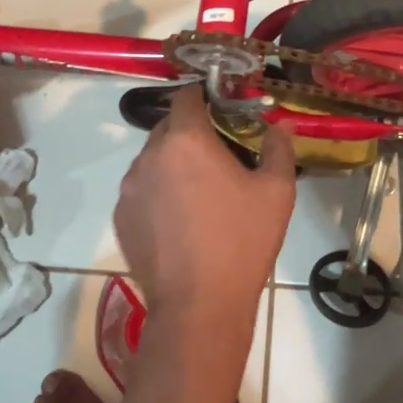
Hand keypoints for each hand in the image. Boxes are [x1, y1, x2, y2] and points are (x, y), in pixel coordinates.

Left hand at [114, 86, 295, 316]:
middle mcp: (150, 155)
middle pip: (167, 126)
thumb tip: (281, 125)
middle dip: (191, 132)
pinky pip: (141, 190)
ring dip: (173, 164)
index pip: (186, 96)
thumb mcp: (276, 192)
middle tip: (218, 154)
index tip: (221, 107)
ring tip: (199, 192)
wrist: (199, 307)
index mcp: (186, 140)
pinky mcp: (122, 217)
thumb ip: (278, 149)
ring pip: (152, 159)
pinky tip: (180, 219)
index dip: (203, 96)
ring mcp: (130, 188)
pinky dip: (158, 193)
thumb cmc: (241, 242)